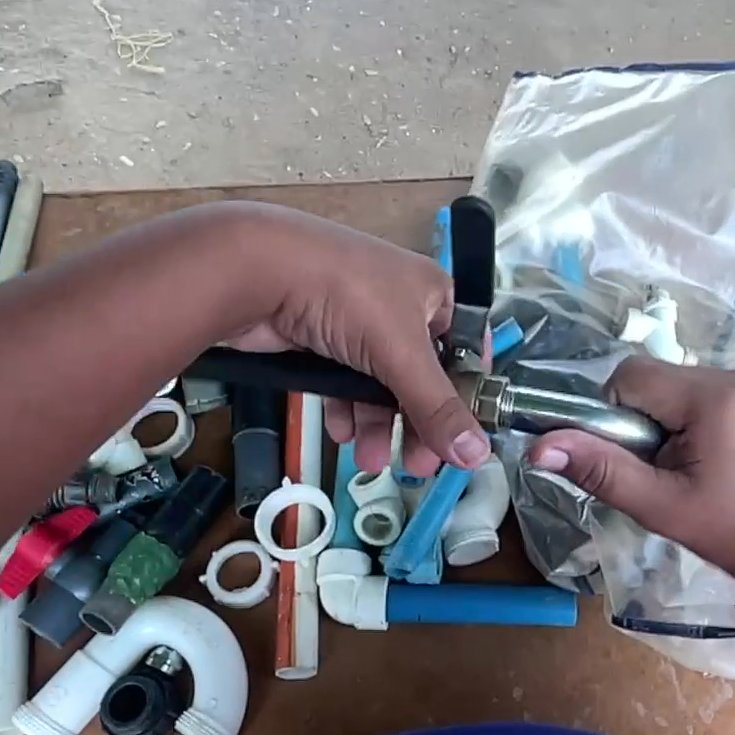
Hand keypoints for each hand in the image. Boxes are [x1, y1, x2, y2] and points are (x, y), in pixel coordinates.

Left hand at [202, 202, 486, 476]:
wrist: (257, 269)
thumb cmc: (345, 293)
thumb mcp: (401, 353)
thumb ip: (437, 407)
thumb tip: (477, 455)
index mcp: (432, 295)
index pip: (464, 352)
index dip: (465, 396)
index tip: (463, 437)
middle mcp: (400, 306)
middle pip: (421, 377)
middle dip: (417, 423)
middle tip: (417, 465)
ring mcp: (358, 322)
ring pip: (380, 385)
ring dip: (378, 426)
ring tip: (371, 460)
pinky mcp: (322, 338)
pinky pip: (345, 382)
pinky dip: (346, 409)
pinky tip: (341, 433)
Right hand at [526, 358, 734, 604]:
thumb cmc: (727, 531)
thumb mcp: (657, 505)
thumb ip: (599, 470)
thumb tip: (539, 448)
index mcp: (714, 398)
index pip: (630, 377)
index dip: (615, 415)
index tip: (637, 457)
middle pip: (655, 377)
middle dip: (643, 418)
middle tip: (663, 467)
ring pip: (677, 383)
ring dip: (667, 418)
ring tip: (689, 465)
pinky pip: (704, 390)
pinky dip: (692, 416)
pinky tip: (710, 454)